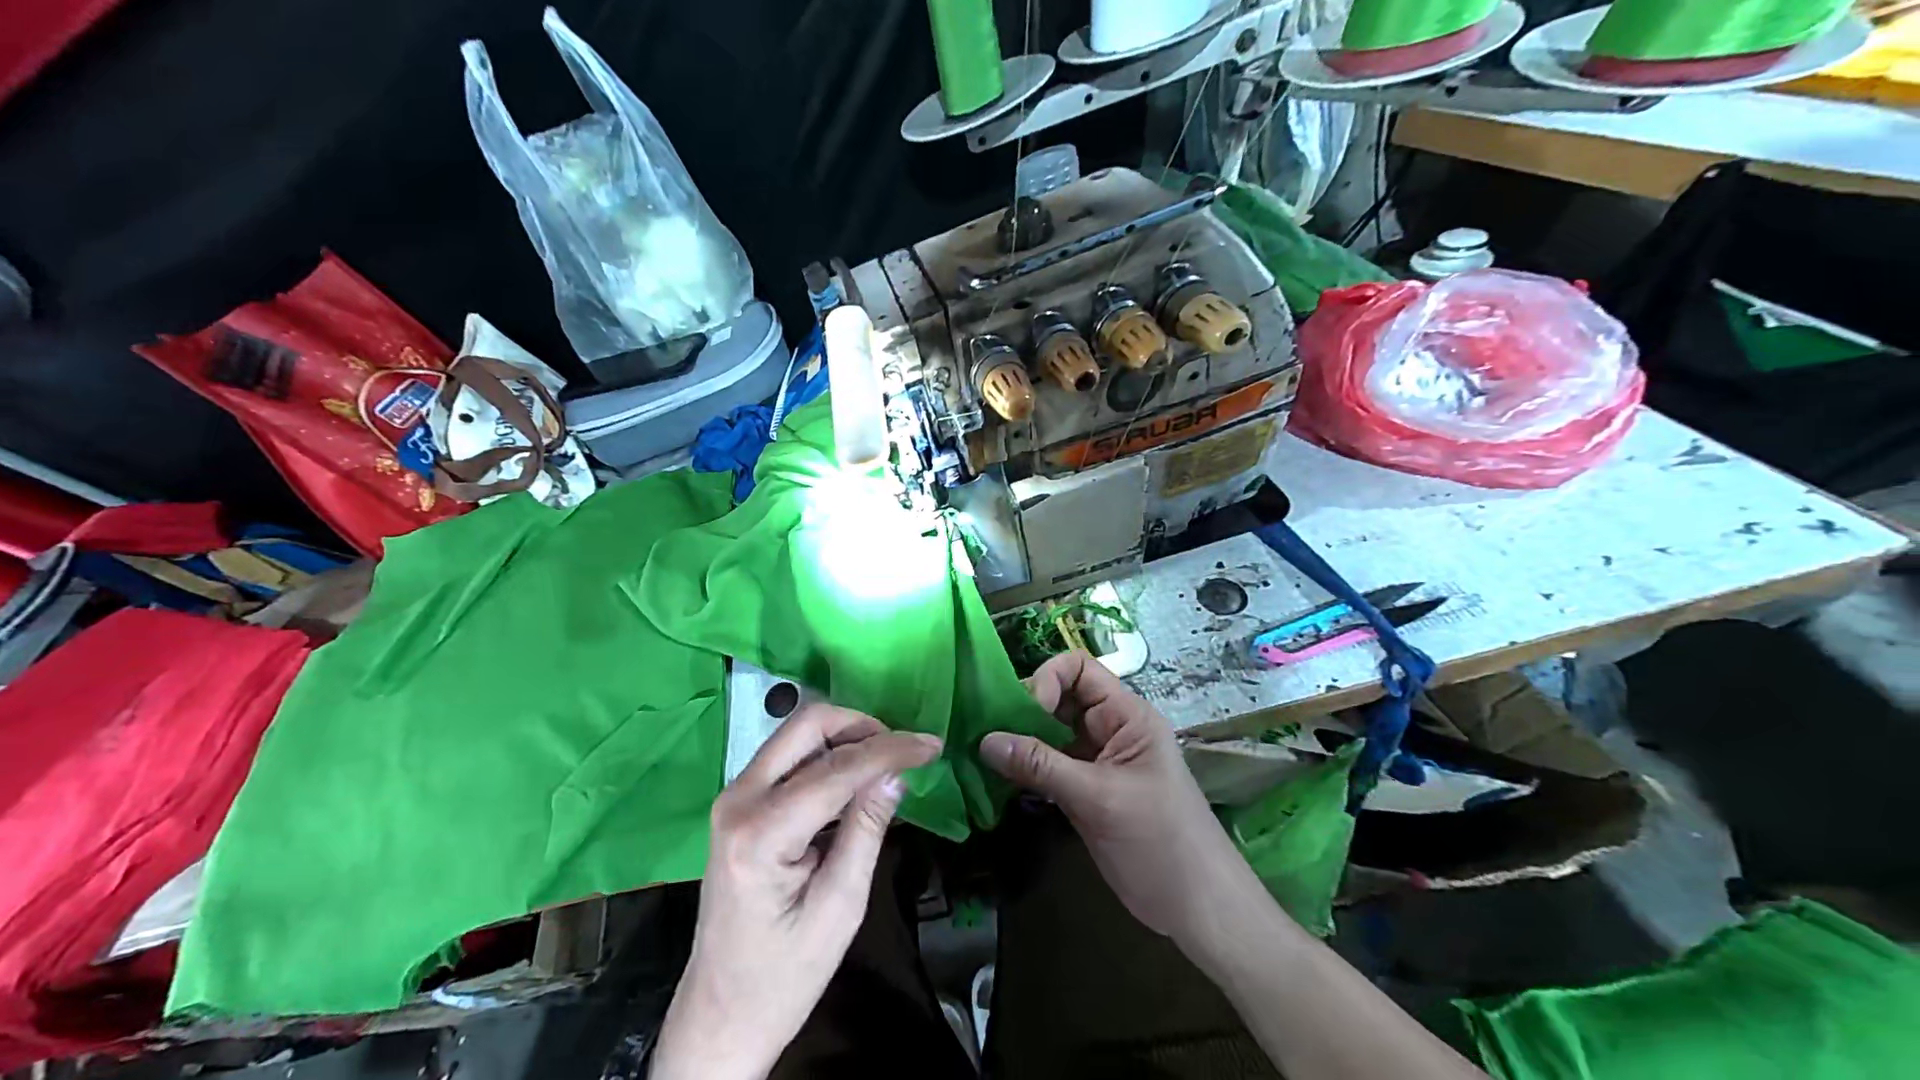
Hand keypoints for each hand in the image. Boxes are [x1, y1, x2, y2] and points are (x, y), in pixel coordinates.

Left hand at [649, 704, 941, 1079]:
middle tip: (904, 749)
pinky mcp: (738, 805)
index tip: (933, 745)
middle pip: (805, 724)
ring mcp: (733, 798)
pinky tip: (856, 781)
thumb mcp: (839, 907)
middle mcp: (738, 799)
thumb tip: (896, 774)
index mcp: (761, 832)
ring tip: (888, 763)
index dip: (891, 749)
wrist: (721, 1013)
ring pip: (796, 734)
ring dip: (845, 737)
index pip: (838, 768)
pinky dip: (827, 755)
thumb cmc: (784, 975)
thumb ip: (866, 831)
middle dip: (862, 725)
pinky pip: (787, 758)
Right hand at [980, 651, 1257, 945]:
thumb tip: (985, 741)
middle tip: (988, 734)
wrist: (1198, 908)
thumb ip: (1042, 766)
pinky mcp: (1084, 792)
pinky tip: (997, 779)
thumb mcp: (1099, 798)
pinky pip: (1047, 767)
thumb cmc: (1160, 842)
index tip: (1023, 714)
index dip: (1047, 680)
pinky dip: (1024, 769)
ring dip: (1019, 740)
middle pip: (1059, 699)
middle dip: (1023, 710)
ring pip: (1049, 734)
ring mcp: (1095, 762)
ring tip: (982, 754)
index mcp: (1126, 716)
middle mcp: (1108, 730)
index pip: (1079, 669)